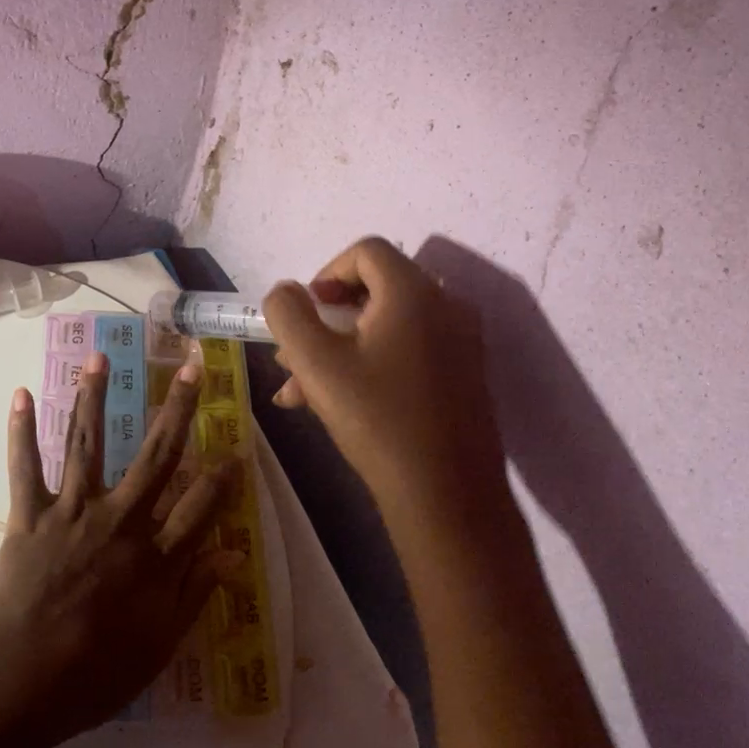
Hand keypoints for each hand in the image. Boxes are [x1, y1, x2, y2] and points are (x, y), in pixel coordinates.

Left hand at [0, 351, 241, 747]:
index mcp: (154, 553)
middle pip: (156, 454)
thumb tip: (233, 553)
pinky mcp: (31, 514)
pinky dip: (22, 430)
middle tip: (191, 367)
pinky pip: (26, 466)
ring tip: (98, 355)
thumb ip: (195, 593)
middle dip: (177, 408)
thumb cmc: (95, 671)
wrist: (20, 676)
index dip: (224, 476)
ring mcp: (73, 511)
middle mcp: (120, 518)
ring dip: (93, 395)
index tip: (239, 449)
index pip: (201, 504)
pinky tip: (23, 393)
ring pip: (88, 443)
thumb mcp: (160, 644)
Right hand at [263, 237, 506, 510]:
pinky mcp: (462, 376)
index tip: (305, 311)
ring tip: (299, 390)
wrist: (446, 496)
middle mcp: (445, 307)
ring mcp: (459, 343)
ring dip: (340, 348)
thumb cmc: (377, 419)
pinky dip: (370, 365)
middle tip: (293, 355)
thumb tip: (285, 291)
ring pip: (387, 327)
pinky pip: (408, 352)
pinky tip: (334, 405)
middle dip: (326, 320)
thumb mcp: (316, 363)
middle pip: (376, 290)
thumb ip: (288, 315)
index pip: (367, 251)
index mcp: (413, 293)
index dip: (326, 272)